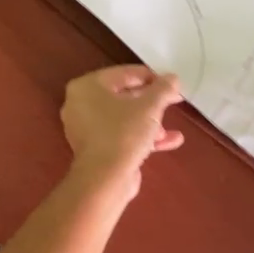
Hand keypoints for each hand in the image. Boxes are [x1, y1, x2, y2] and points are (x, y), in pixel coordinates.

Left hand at [59, 66, 185, 188]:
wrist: (105, 179)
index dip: (150, 77)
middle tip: (173, 102)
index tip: (171, 82)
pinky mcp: (95, 150)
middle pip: (123, 97)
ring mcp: (85, 129)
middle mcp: (80, 105)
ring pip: (123, 119)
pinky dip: (142, 137)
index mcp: (87, 87)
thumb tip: (173, 77)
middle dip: (150, 102)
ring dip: (149, 123)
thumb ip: (163, 89)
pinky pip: (120, 136)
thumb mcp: (149, 107)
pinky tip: (170, 141)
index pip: (123, 74)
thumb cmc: (124, 133)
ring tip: (170, 129)